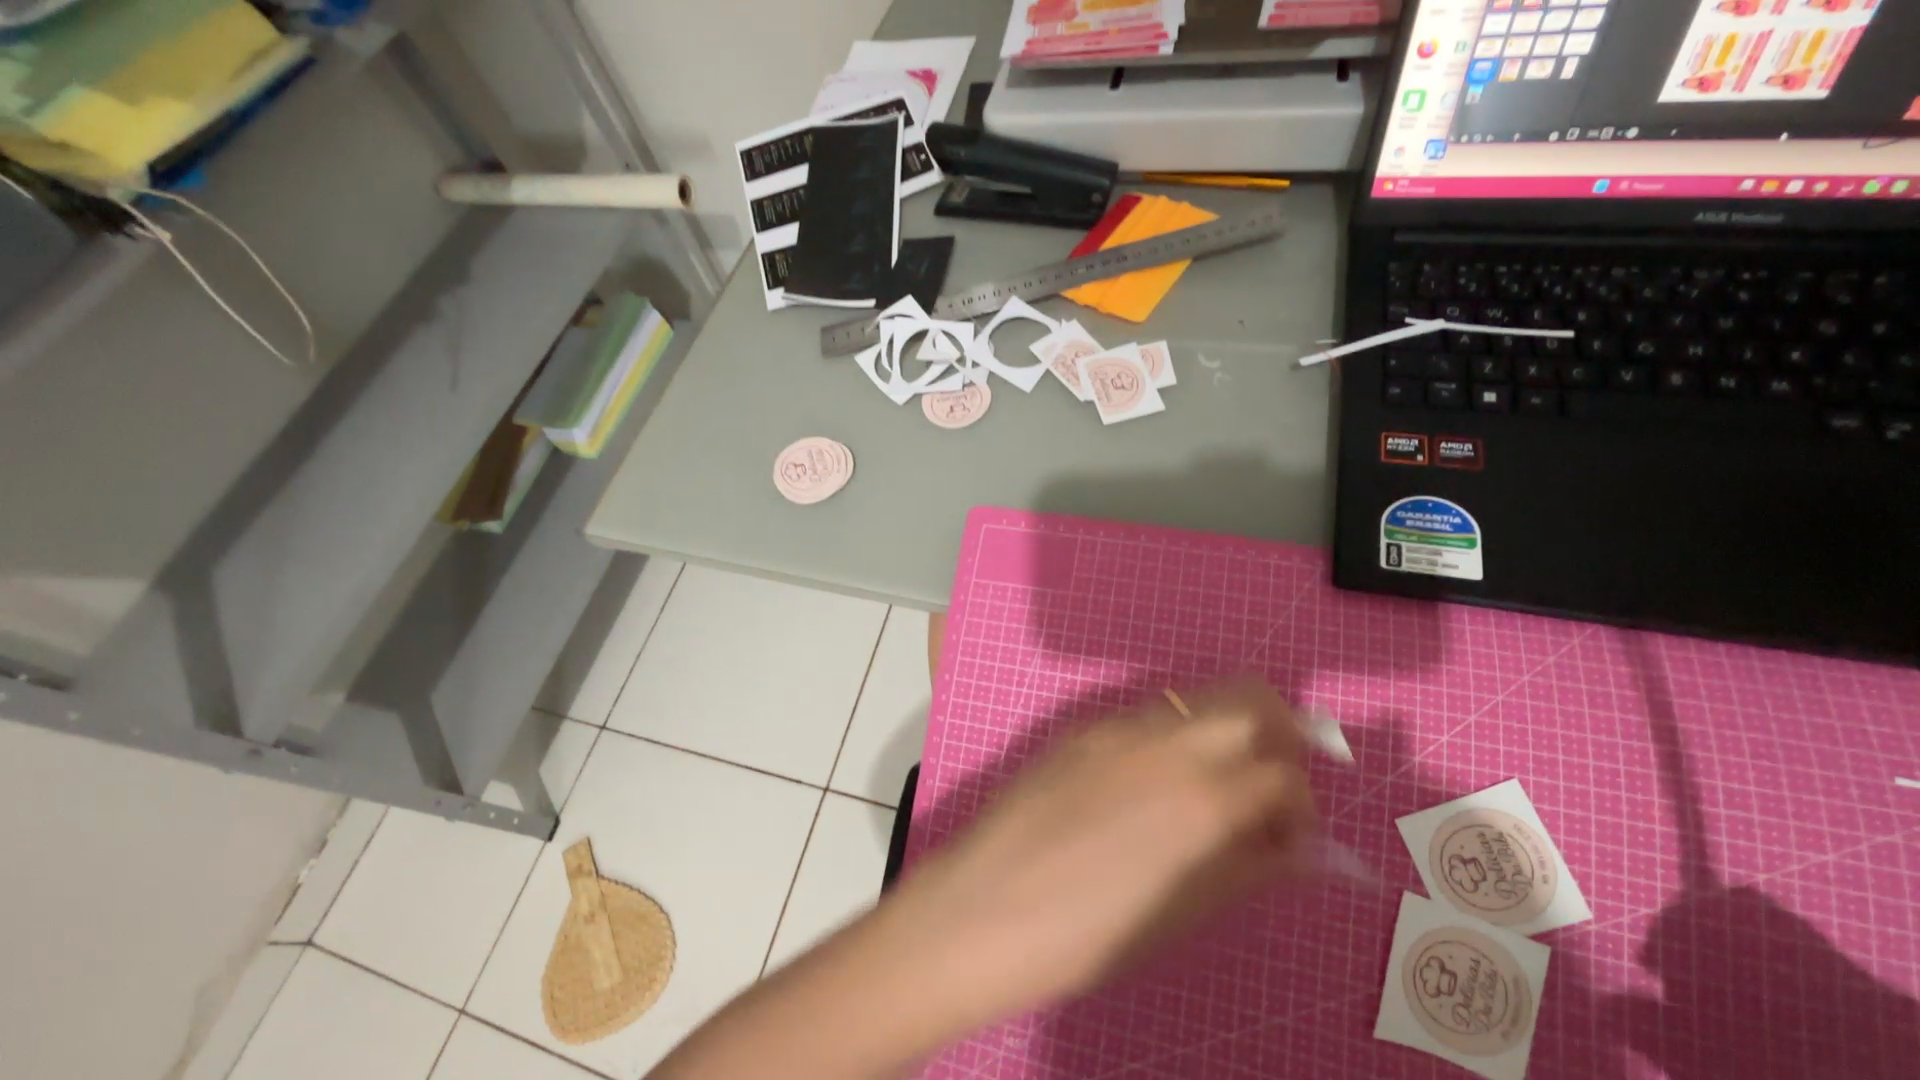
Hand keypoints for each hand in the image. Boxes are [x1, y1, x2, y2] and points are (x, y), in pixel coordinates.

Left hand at [877, 675, 1318, 1028]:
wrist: (980, 910)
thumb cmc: (1087, 934)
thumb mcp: (1182, 913)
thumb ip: (1248, 868)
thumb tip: (1298, 851)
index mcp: (1203, 796)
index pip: (1286, 775)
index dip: (1300, 810)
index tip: (1286, 842)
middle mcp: (1168, 743)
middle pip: (1252, 701)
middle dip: (1279, 737)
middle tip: (1267, 788)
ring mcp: (1119, 727)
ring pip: (1198, 696)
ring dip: (1226, 726)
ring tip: (1215, 781)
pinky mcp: (1080, 729)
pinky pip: (1148, 713)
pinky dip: (1174, 733)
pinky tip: (1155, 780)